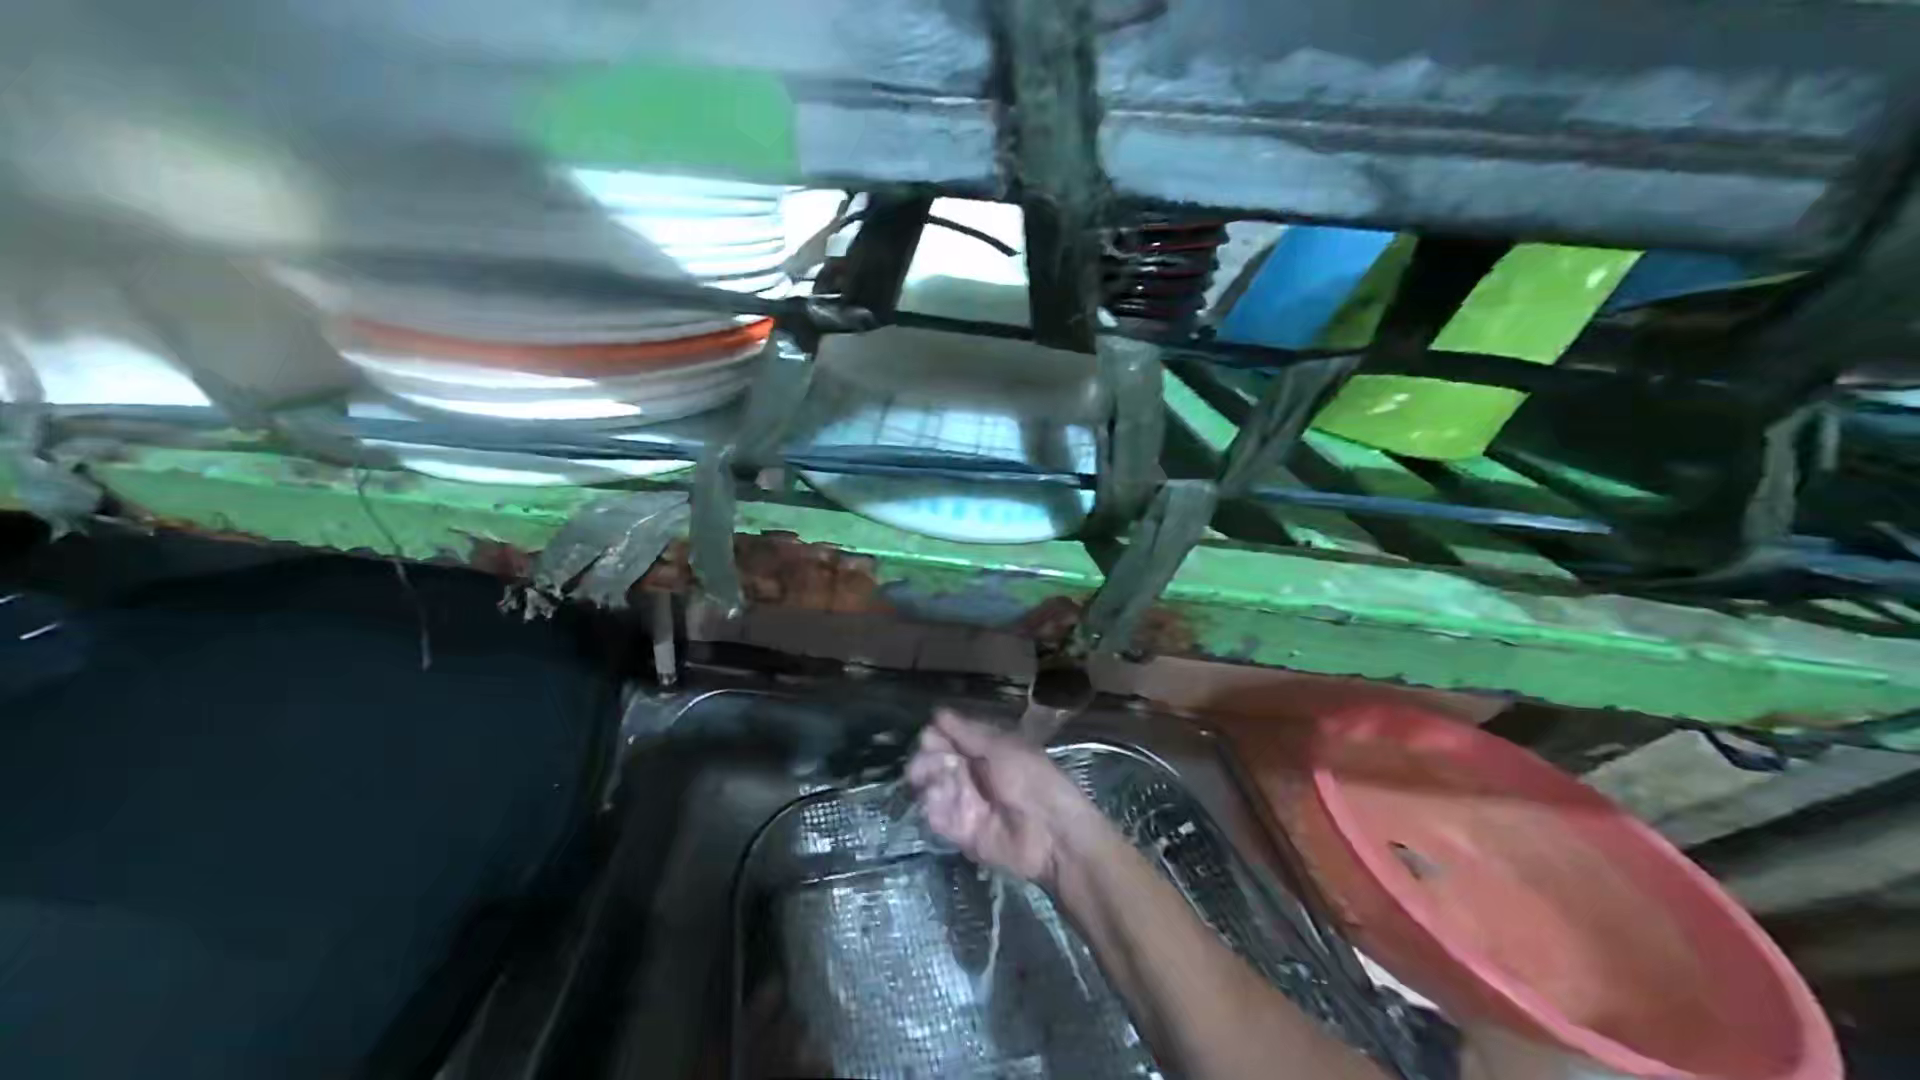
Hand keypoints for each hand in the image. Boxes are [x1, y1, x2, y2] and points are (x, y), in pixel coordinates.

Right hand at [905, 708, 1103, 886]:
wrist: (1052, 835)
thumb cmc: (1033, 780)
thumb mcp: (1002, 748)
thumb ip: (968, 733)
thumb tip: (937, 714)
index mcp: (983, 749)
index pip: (947, 736)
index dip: (935, 735)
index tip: (928, 737)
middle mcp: (970, 773)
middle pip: (934, 759)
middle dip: (927, 759)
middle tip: (930, 764)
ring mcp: (963, 802)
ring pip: (930, 785)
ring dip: (929, 781)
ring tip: (940, 783)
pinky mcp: (959, 830)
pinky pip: (935, 815)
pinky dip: (932, 806)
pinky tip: (938, 802)